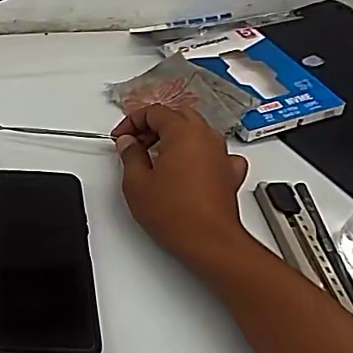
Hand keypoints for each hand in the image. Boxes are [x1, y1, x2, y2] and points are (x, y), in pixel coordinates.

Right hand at [111, 105, 252, 271]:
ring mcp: (221, 155)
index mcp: (182, 133)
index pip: (155, 112)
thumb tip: (129, 144)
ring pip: (197, 131)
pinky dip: (198, 154)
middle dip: (154, 125)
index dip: (133, 121)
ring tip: (155, 156)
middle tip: (135, 141)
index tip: (122, 136)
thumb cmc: (177, 214)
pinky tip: (188, 167)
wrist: (208, 240)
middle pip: (178, 116)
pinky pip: (215, 152)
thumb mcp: (136, 182)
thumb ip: (130, 155)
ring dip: (175, 137)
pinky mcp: (229, 173)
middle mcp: (206, 138)